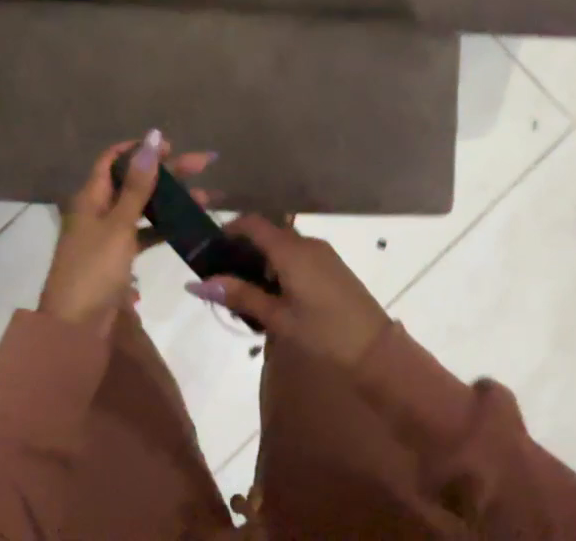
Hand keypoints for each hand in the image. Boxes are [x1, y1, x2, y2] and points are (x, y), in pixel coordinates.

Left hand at [38, 131, 214, 334]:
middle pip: (134, 181)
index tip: (172, 147)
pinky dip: (164, 227)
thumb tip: (153, 138)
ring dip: (171, 201)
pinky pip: (144, 232)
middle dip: (168, 172)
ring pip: (143, 207)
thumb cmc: (94, 269)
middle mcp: (98, 209)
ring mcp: (108, 234)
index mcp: (91, 196)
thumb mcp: (119, 224)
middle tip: (204, 164)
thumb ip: (138, 184)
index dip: (141, 149)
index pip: (114, 159)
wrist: (75, 326)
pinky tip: (189, 225)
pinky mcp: (118, 257)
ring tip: (207, 197)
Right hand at [188, 216, 391, 367]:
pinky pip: (300, 257)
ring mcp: (324, 255)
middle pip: (268, 234)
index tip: (211, 250)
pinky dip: (282, 269)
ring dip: (264, 263)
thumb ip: (239, 295)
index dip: (230, 230)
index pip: (253, 223)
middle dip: (245, 252)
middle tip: (226, 281)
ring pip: (284, 247)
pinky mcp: (334, 268)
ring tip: (248, 296)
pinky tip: (275, 300)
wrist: (378, 352)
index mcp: (291, 250)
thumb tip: (197, 283)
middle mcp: (308, 244)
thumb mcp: (277, 318)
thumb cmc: (324, 334)